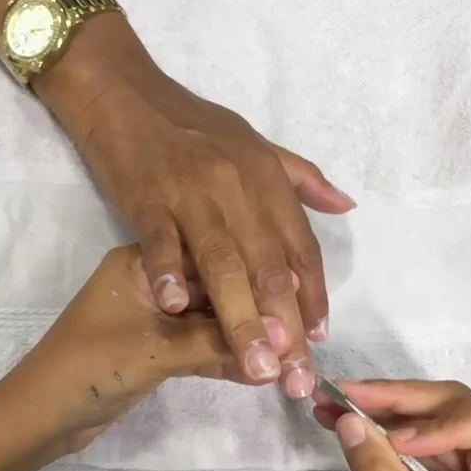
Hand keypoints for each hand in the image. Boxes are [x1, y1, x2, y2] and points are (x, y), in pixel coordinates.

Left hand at [8, 245, 287, 453]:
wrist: (41, 416)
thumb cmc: (90, 368)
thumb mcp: (157, 350)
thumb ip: (218, 343)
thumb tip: (283, 340)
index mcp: (144, 262)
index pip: (213, 258)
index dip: (256, 277)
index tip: (301, 297)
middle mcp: (153, 281)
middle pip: (218, 290)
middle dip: (258, 313)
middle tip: (305, 334)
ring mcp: (154, 316)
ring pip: (212, 321)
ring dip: (246, 340)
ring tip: (292, 358)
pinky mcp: (154, 348)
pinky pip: (200, 346)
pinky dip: (226, 358)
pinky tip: (262, 372)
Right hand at [42, 28, 354, 400]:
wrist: (124, 93)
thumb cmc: (190, 123)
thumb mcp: (254, 143)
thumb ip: (301, 178)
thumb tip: (346, 204)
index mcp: (265, 178)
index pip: (300, 246)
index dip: (313, 295)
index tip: (320, 341)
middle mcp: (237, 188)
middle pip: (269, 265)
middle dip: (286, 325)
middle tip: (295, 376)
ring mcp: (191, 193)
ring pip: (223, 263)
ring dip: (241, 318)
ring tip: (255, 366)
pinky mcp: (147, 198)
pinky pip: (162, 241)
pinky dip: (170, 274)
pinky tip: (176, 310)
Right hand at [314, 381, 470, 470]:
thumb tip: (347, 419)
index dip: (446, 421)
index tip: (399, 443)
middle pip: (458, 403)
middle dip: (400, 400)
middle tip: (346, 395)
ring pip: (430, 409)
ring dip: (381, 405)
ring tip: (333, 401)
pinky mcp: (448, 461)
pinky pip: (412, 428)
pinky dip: (377, 422)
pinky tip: (338, 417)